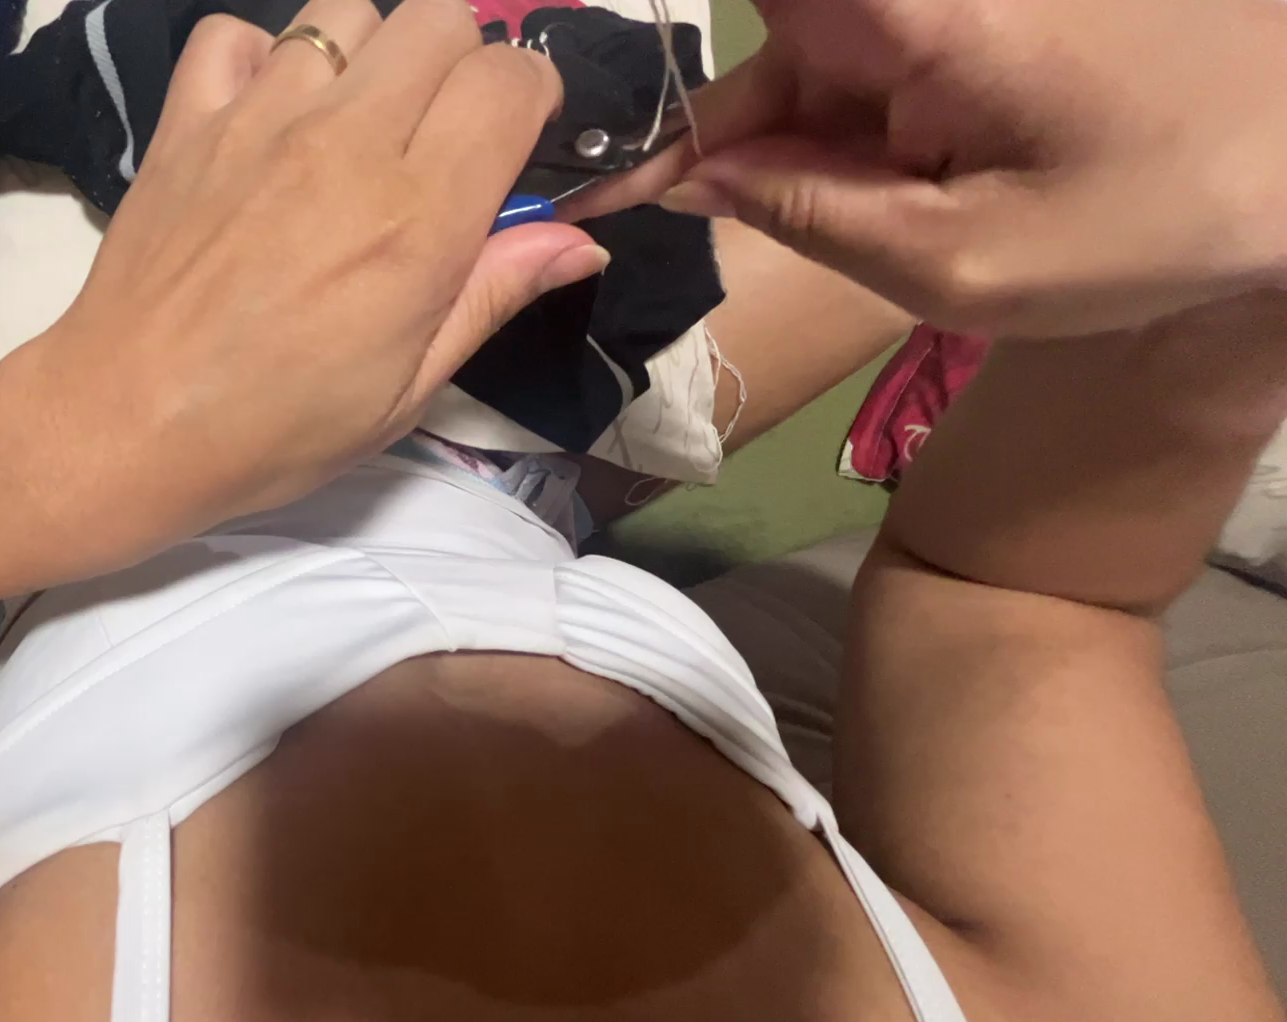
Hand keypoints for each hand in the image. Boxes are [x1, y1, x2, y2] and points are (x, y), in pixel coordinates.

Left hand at [0, 0, 607, 545]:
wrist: (130, 427)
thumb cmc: (275, 432)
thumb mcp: (404, 394)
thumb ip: (490, 299)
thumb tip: (580, 241)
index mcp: (414, 221)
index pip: (510, 81)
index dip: (530, 99)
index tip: (512, 149)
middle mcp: (345, 146)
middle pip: (441, 20)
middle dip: (462, 68)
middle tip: (437, 146)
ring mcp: (256, 122)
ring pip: (349, 12)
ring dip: (374, 58)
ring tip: (356, 134)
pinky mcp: (186, 123)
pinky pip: (238, 36)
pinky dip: (267, 61)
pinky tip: (269, 124)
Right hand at [576, 0, 1286, 335]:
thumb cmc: (1150, 228)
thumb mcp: (951, 260)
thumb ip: (807, 213)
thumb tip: (691, 174)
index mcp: (933, 20)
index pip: (782, 0)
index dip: (682, 68)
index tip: (607, 134)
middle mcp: (927, 0)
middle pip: (769, 57)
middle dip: (710, 145)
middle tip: (648, 227)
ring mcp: (943, 16)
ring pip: (800, 82)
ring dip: (770, 164)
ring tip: (824, 237)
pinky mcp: (959, 37)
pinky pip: (846, 93)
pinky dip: (817, 158)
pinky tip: (857, 206)